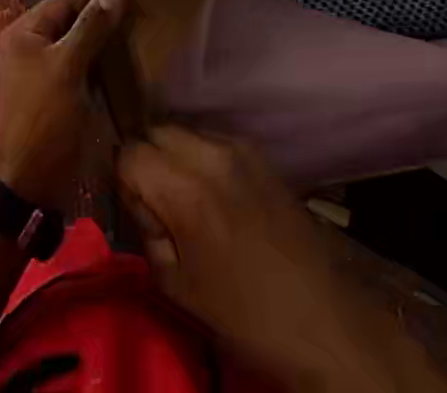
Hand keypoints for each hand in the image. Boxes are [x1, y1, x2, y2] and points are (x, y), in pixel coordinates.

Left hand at [0, 0, 126, 209]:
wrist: (28, 181)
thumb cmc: (44, 119)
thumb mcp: (67, 68)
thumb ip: (91, 28)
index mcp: (25, 32)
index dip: (96, 1)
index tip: (132, 8)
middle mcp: (32, 46)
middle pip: (74, 21)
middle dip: (104, 25)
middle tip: (141, 28)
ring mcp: (45, 71)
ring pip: (81, 46)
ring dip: (106, 48)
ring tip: (140, 47)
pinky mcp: (59, 94)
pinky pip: (83, 69)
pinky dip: (102, 68)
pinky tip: (128, 71)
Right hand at [119, 128, 446, 392]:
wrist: (322, 317)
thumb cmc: (241, 312)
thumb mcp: (173, 282)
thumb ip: (145, 228)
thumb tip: (139, 196)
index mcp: (185, 190)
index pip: (129, 152)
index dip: (125, 179)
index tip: (139, 208)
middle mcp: (211, 154)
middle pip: (154, 130)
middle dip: (147, 159)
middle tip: (160, 201)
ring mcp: (240, 148)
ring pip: (183, 130)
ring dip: (174, 154)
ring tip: (189, 196)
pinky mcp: (260, 153)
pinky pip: (212, 138)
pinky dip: (201, 156)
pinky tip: (216, 193)